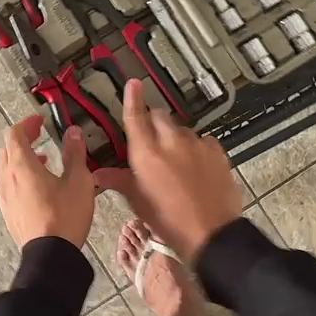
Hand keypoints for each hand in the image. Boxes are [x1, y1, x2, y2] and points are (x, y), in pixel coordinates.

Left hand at [0, 115, 96, 248]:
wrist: (50, 255)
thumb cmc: (65, 215)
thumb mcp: (78, 180)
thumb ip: (75, 153)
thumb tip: (73, 132)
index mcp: (22, 165)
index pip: (14, 134)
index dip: (27, 123)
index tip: (41, 121)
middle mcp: (7, 178)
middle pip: (8, 149)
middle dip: (23, 139)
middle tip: (40, 136)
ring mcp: (5, 197)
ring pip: (7, 168)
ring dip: (22, 158)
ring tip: (44, 161)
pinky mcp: (8, 212)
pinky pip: (9, 185)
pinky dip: (20, 176)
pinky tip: (38, 187)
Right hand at [94, 80, 240, 261]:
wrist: (211, 232)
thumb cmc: (168, 220)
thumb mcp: (139, 201)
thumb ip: (120, 180)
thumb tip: (98, 175)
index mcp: (146, 152)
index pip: (136, 116)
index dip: (133, 98)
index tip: (134, 83)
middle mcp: (170, 141)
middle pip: (159, 117)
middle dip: (154, 122)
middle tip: (152, 141)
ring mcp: (196, 144)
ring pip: (181, 129)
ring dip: (175, 138)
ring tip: (176, 161)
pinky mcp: (216, 151)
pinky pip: (203, 140)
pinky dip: (197, 148)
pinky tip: (196, 165)